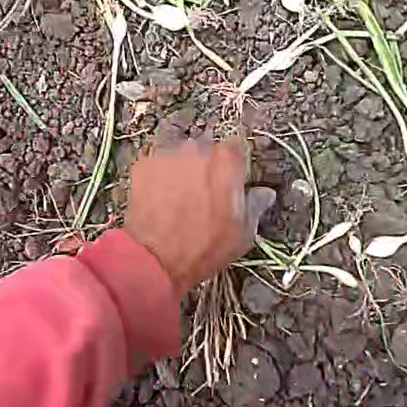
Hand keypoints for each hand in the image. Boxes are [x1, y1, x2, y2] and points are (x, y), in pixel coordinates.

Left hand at [123, 138, 272, 290]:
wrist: (156, 257)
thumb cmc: (202, 247)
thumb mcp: (242, 232)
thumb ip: (254, 205)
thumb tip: (263, 194)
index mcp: (226, 162)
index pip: (235, 149)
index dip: (232, 165)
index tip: (229, 179)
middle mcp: (197, 150)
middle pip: (204, 149)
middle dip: (204, 167)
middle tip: (202, 193)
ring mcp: (167, 155)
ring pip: (178, 155)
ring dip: (180, 170)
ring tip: (178, 197)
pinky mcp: (143, 165)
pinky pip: (155, 164)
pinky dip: (158, 176)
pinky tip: (159, 198)